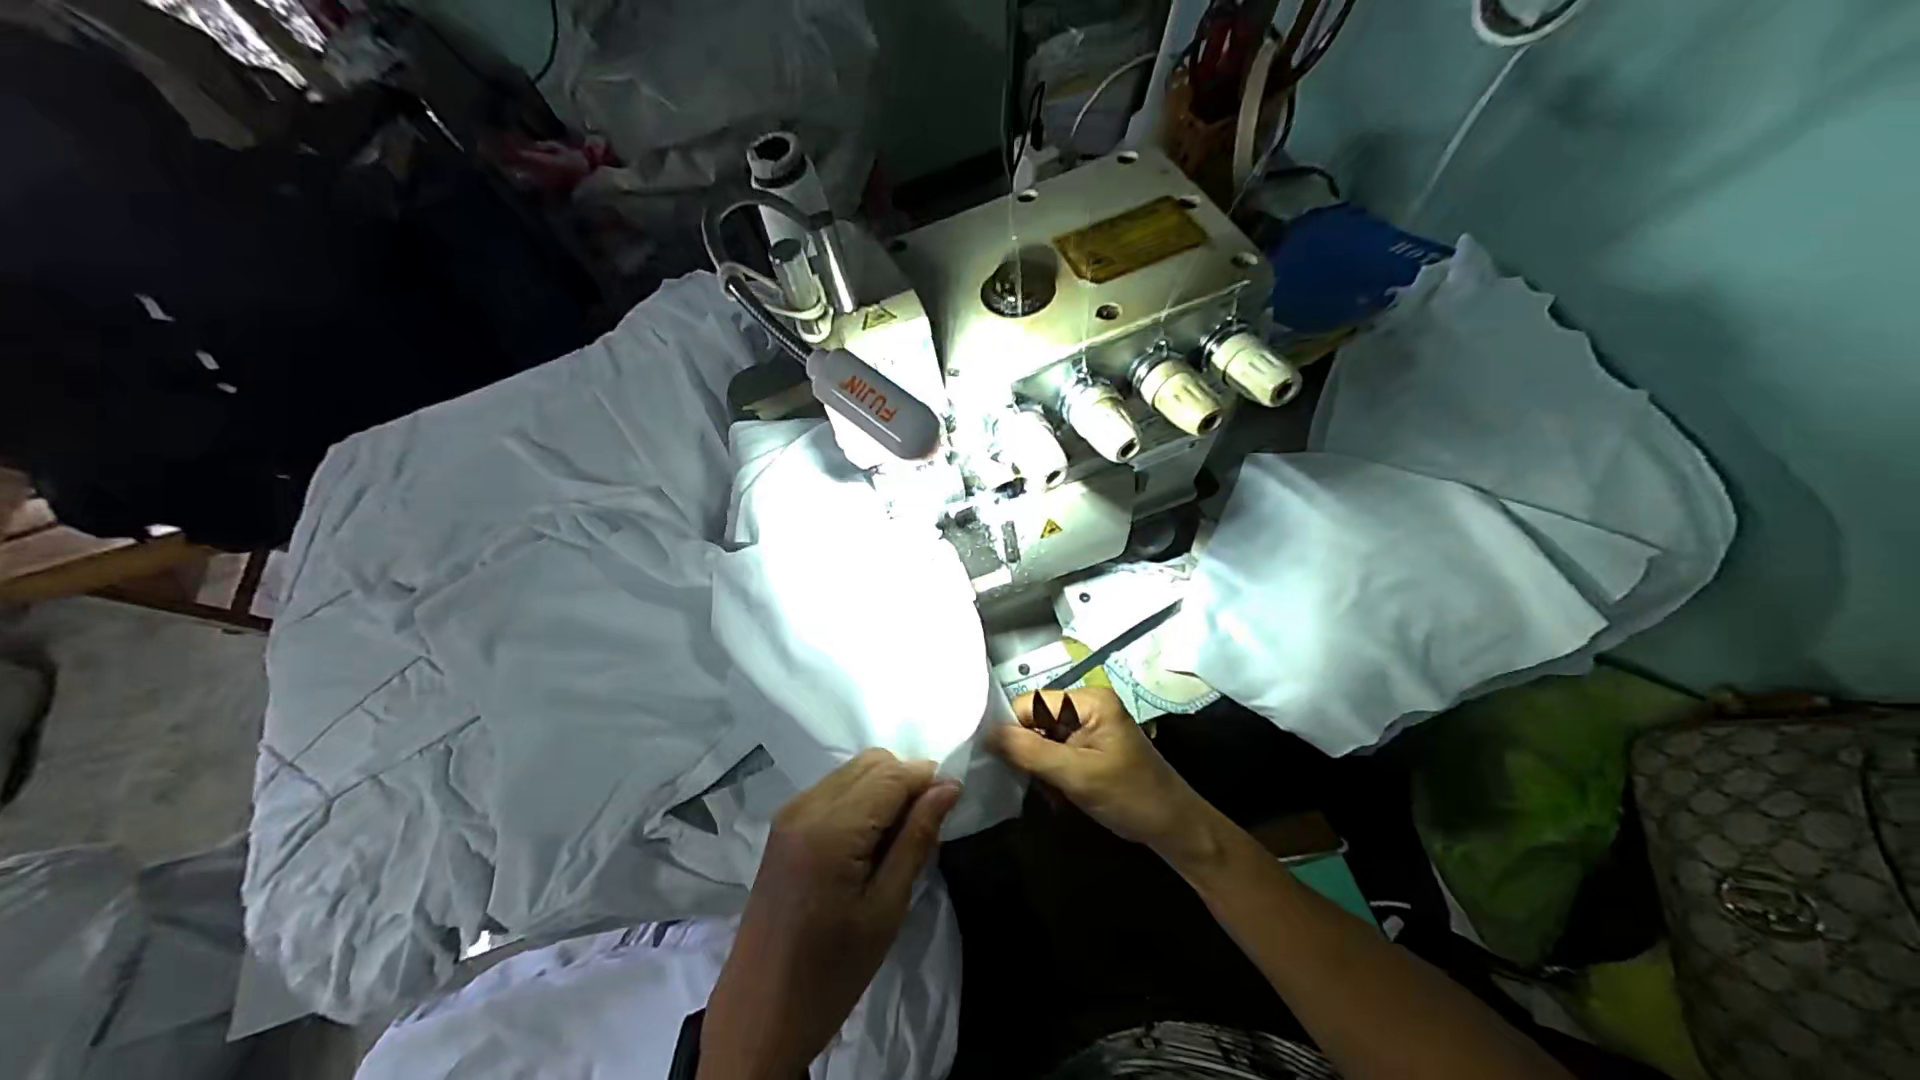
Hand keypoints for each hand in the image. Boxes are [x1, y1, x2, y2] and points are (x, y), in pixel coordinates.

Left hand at [699, 749, 960, 1079]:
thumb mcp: (886, 907)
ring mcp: (790, 813)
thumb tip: (948, 786)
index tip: (954, 798)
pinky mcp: (783, 826)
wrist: (760, 1012)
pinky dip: (859, 800)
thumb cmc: (832, 970)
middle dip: (905, 781)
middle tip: (924, 826)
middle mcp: (806, 806)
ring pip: (852, 771)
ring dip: (883, 789)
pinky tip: (868, 842)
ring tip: (897, 839)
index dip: (927, 778)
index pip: (891, 775)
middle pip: (871, 762)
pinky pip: (833, 789)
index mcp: (832, 828)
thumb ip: (917, 837)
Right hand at [991, 689, 1216, 862]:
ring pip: (1041, 738)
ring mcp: (1089, 726)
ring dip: (1038, 767)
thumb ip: (1029, 751)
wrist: (1173, 828)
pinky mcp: (1089, 746)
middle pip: (1035, 719)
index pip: (1031, 703)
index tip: (995, 757)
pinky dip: (1050, 774)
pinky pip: (1054, 752)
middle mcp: (1087, 705)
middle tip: (1028, 781)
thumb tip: (986, 734)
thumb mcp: (1076, 775)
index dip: (1011, 728)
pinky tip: (1059, 795)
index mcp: (1089, 700)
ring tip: (1051, 793)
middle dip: (1027, 752)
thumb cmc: (1130, 796)